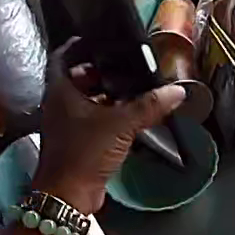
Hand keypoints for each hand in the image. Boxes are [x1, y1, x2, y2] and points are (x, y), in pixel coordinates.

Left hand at [31, 45, 185, 213]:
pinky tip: (128, 117)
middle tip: (124, 66)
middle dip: (99, 72)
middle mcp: (58, 104)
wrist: (69, 195)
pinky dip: (106, 115)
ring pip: (84, 100)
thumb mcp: (120, 125)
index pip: (64, 56)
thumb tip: (177, 92)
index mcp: (59, 91)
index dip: (79, 45)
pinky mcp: (75, 142)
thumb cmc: (85, 152)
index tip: (101, 40)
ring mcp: (65, 125)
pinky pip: (90, 120)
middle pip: (76, 78)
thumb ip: (149, 106)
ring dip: (104, 95)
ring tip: (131, 89)